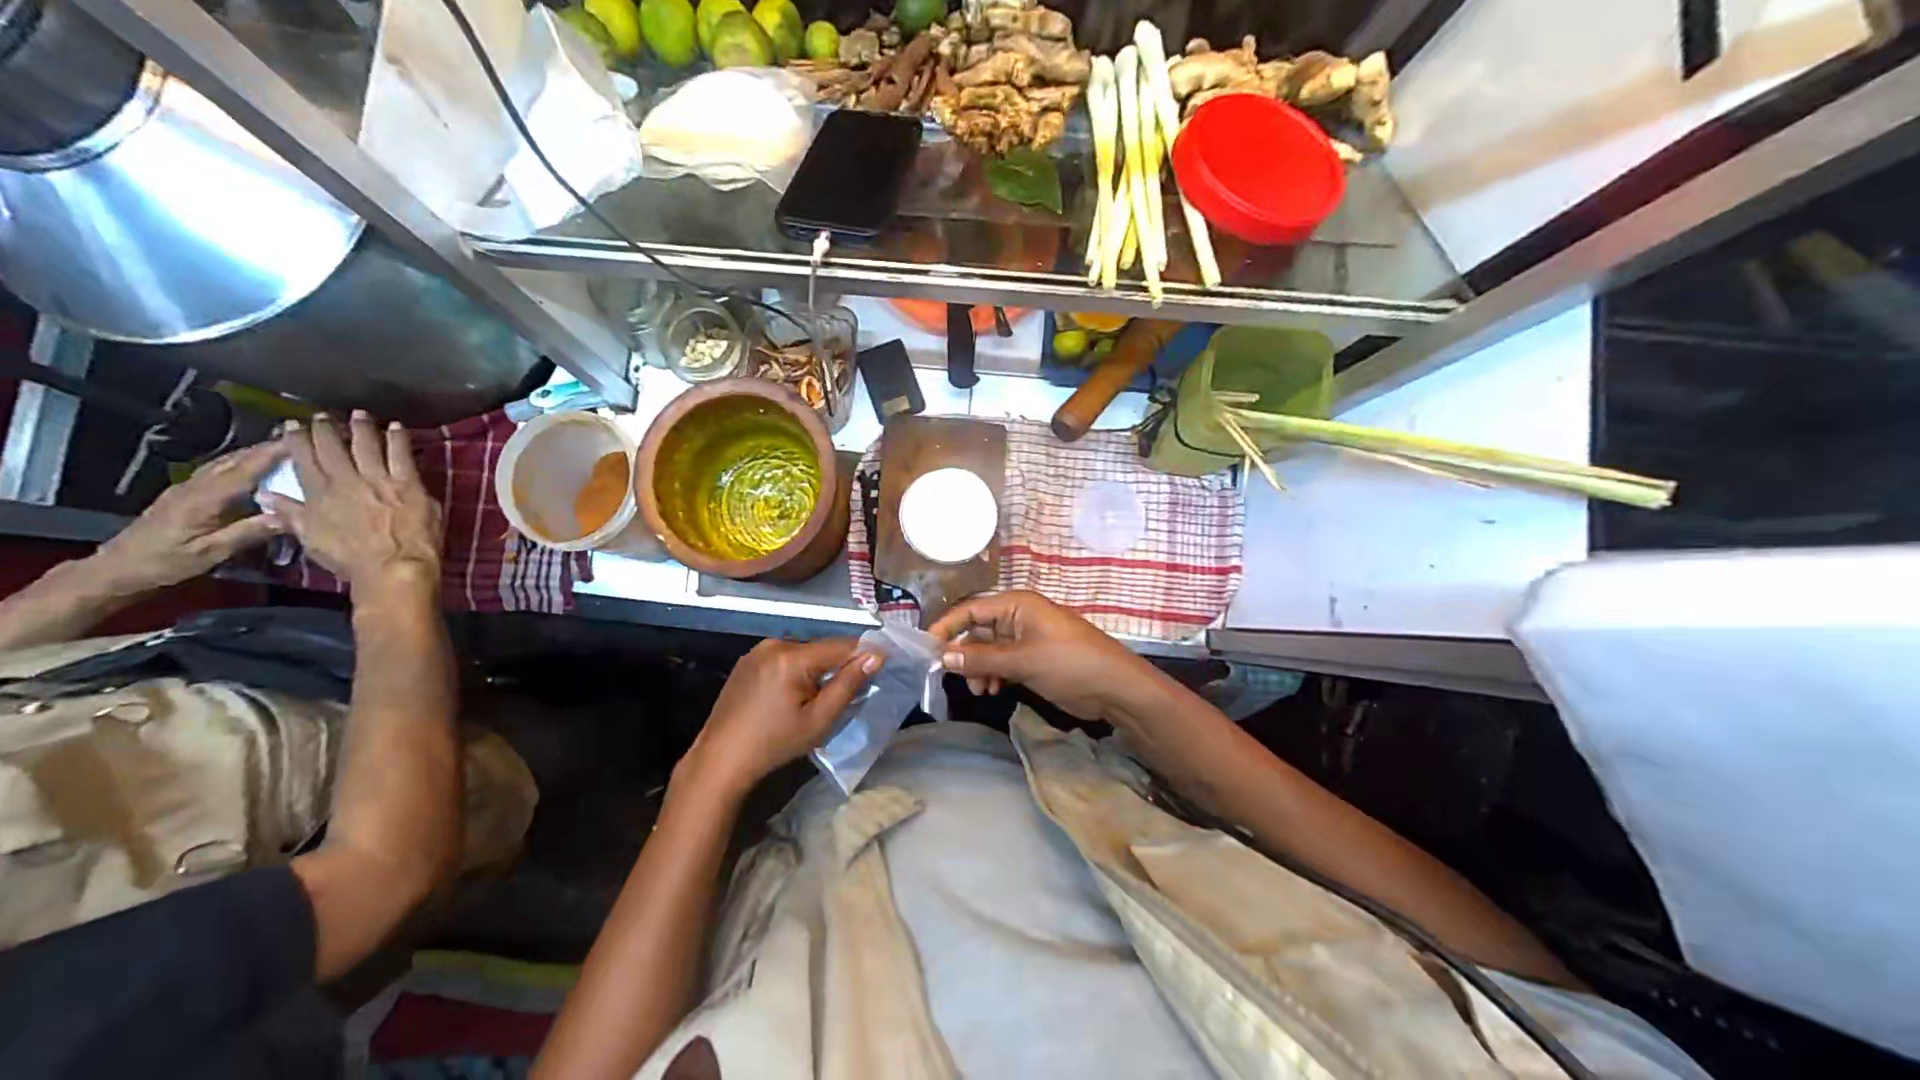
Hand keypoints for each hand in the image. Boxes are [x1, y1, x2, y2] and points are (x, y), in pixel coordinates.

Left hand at [91, 439, 287, 594]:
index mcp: (203, 500)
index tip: (300, 442)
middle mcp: (196, 487)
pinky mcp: (187, 491)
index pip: (244, 472)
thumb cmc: (165, 563)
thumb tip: (289, 517)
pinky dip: (242, 461)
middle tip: (303, 440)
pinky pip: (219, 469)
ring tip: (286, 447)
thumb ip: (248, 533)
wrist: (119, 566)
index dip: (272, 456)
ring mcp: (188, 487)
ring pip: (226, 461)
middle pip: (235, 460)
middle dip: (268, 448)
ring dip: (255, 452)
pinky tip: (255, 463)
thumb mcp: (209, 554)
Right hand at [262, 412, 442, 592]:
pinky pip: (403, 455)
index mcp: (320, 494)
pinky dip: (398, 439)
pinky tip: (396, 427)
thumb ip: (291, 514)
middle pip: (334, 447)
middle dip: (326, 428)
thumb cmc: (352, 560)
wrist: (394, 567)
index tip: (293, 425)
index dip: (298, 440)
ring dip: (362, 427)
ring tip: (360, 413)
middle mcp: (347, 481)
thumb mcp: (311, 539)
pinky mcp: (410, 485)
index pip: (304, 459)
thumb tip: (266, 496)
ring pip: (368, 445)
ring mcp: (380, 480)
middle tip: (323, 415)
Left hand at [679, 638, 881, 796]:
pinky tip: (791, 697)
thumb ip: (849, 684)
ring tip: (817, 699)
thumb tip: (876, 655)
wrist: (721, 759)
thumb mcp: (820, 719)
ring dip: (816, 669)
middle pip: (822, 648)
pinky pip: (784, 658)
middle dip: (838, 665)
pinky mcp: (747, 661)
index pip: (842, 645)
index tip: (879, 670)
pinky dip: (796, 671)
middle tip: (847, 694)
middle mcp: (775, 643)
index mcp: (793, 657)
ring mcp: (757, 650)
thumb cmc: (775, 743)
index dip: (864, 655)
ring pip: (803, 653)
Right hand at [929, 590, 1150, 720]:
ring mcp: (1027, 638)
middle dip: (965, 654)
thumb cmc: (1070, 663)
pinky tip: (994, 690)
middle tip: (956, 677)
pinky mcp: (1034, 659)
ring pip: (989, 650)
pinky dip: (994, 675)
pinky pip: (1003, 662)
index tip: (927, 649)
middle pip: (978, 631)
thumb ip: (981, 658)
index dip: (947, 627)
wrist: (1115, 688)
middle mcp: (1019, 616)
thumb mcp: (1022, 660)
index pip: (971, 609)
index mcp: (1017, 604)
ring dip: (979, 668)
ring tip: (981, 689)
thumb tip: (943, 657)